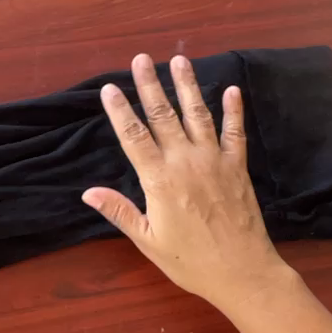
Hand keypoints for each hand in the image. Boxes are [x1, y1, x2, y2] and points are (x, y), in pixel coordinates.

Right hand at [83, 53, 295, 316]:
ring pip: (197, 115)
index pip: (134, 137)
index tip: (109, 88)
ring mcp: (214, 161)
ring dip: (187, 86)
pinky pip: (234, 133)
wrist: (243, 273)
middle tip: (141, 58)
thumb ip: (119, 211)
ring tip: (179, 60)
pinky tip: (232, 90)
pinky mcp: (237, 167)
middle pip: (163, 116)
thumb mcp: (148, 241)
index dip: (120, 111)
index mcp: (159, 180)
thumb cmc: (190, 262)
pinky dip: (233, 111)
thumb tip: (88, 192)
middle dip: (150, 85)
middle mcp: (185, 162)